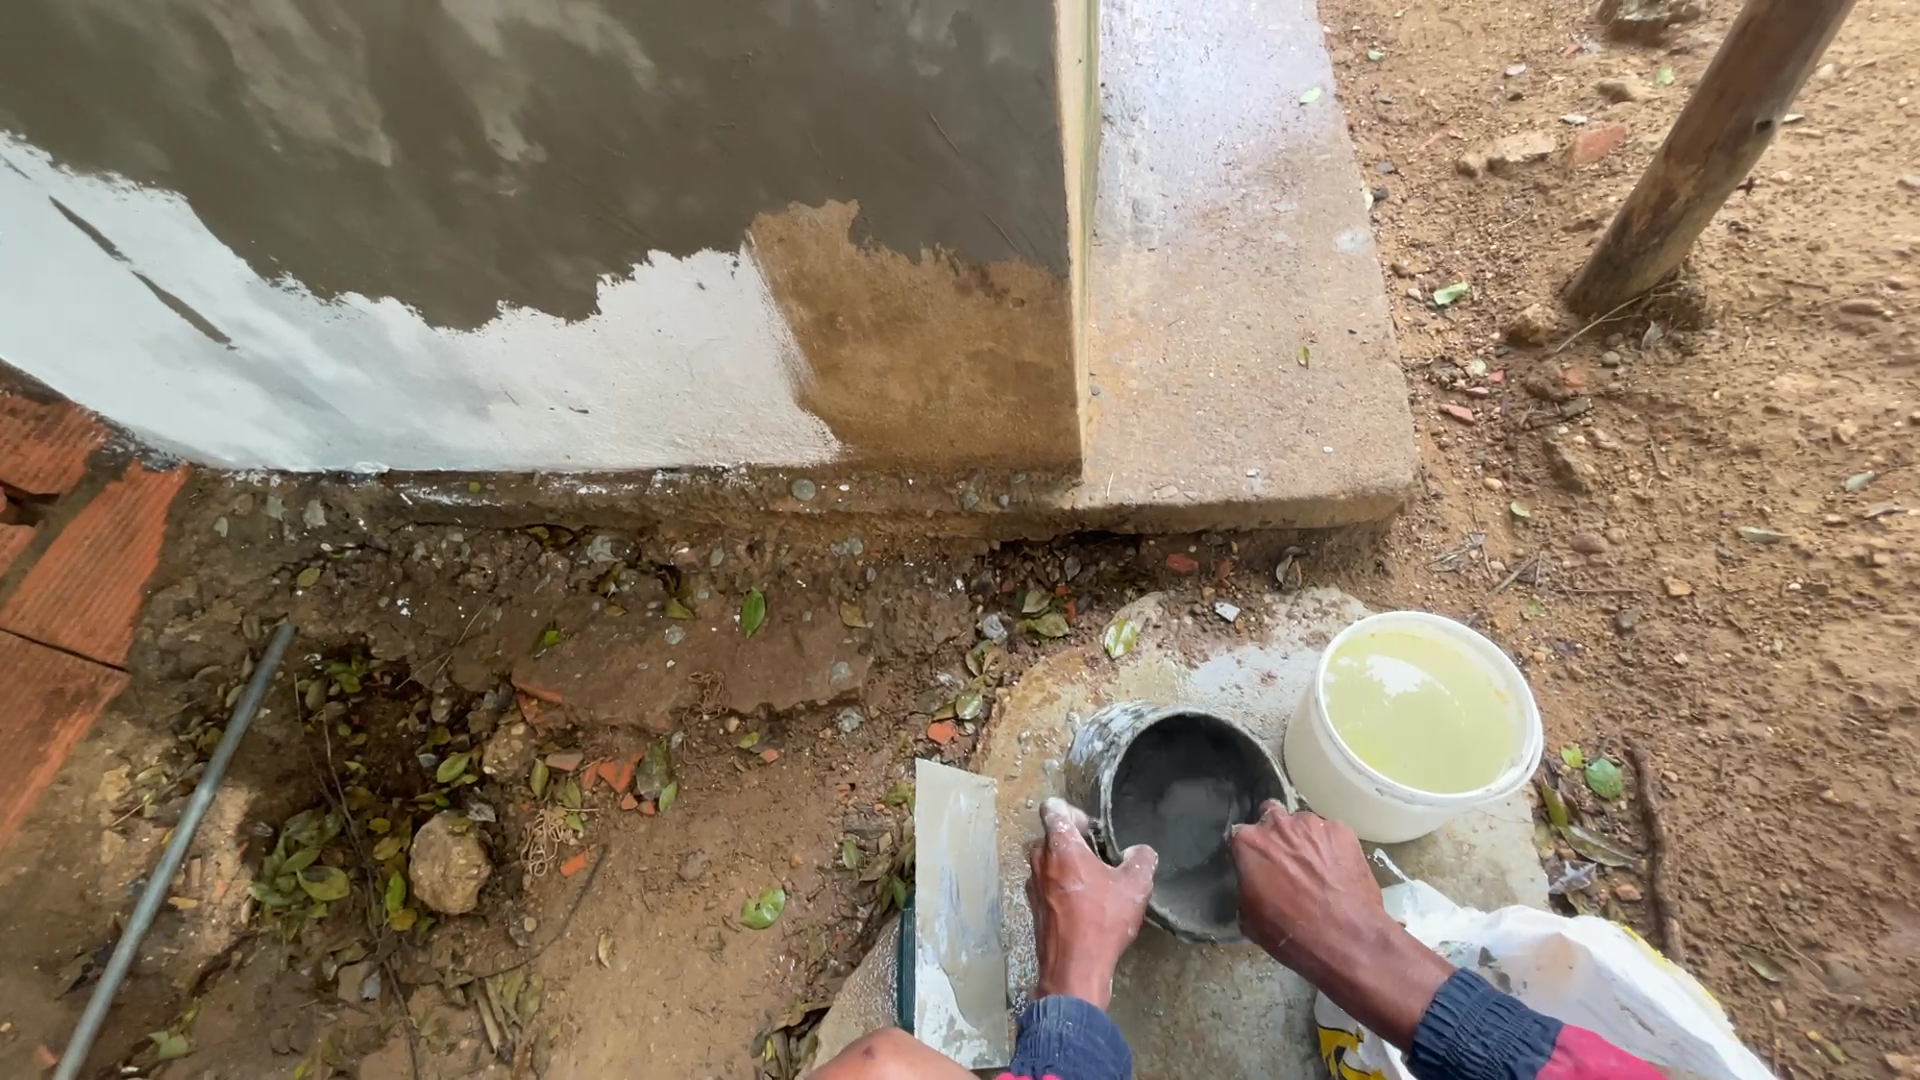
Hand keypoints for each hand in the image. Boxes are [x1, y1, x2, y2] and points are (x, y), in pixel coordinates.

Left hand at [1025, 797, 1156, 1008]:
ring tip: (1090, 882)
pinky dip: (1059, 885)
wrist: (1073, 969)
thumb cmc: (1101, 922)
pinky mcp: (1033, 905)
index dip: (1072, 811)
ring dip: (1064, 864)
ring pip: (1046, 860)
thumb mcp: (1134, 888)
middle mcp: (1040, 859)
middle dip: (1071, 839)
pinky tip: (1080, 904)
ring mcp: (1033, 883)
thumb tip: (1140, 851)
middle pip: (1049, 834)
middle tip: (1095, 856)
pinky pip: (1044, 883)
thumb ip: (1141, 861)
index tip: (1090, 829)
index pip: (1053, 808)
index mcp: (1060, 845)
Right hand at [1229, 800, 1385, 975]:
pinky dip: (1332, 847)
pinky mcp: (1342, 831)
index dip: (1249, 851)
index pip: (1240, 835)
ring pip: (1303, 824)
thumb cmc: (1292, 934)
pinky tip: (1339, 871)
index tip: (1258, 866)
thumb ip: (1245, 886)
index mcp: (1247, 841)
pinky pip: (1331, 834)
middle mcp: (1276, 824)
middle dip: (1276, 834)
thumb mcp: (1250, 918)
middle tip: (1287, 861)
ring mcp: (1311, 824)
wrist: (1349, 942)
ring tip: (1317, 867)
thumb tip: (1251, 883)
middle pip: (1271, 816)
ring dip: (1305, 840)